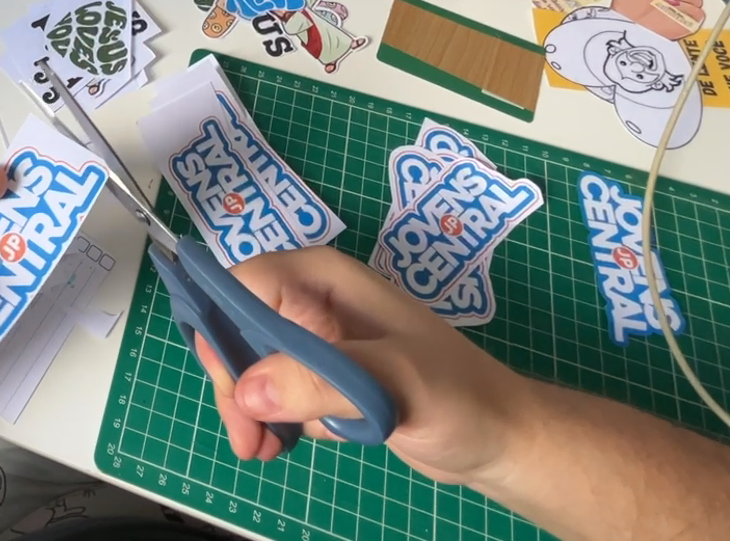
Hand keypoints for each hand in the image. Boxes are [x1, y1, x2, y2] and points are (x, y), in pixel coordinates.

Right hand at [193, 247, 537, 487]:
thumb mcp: (393, 383)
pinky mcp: (315, 373)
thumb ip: (320, 380)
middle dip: (232, 379)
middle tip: (245, 438)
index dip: (226, 327)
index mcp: (319, 278)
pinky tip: (275, 446)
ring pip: (247, 359)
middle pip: (238, 324)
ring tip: (258, 450)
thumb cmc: (458, 396)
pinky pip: (268, 386)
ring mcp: (310, 337)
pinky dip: (263, 416)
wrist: (502, 442)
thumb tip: (247, 389)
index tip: (232, 387)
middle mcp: (305, 299)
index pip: (246, 284)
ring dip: (244, 404)